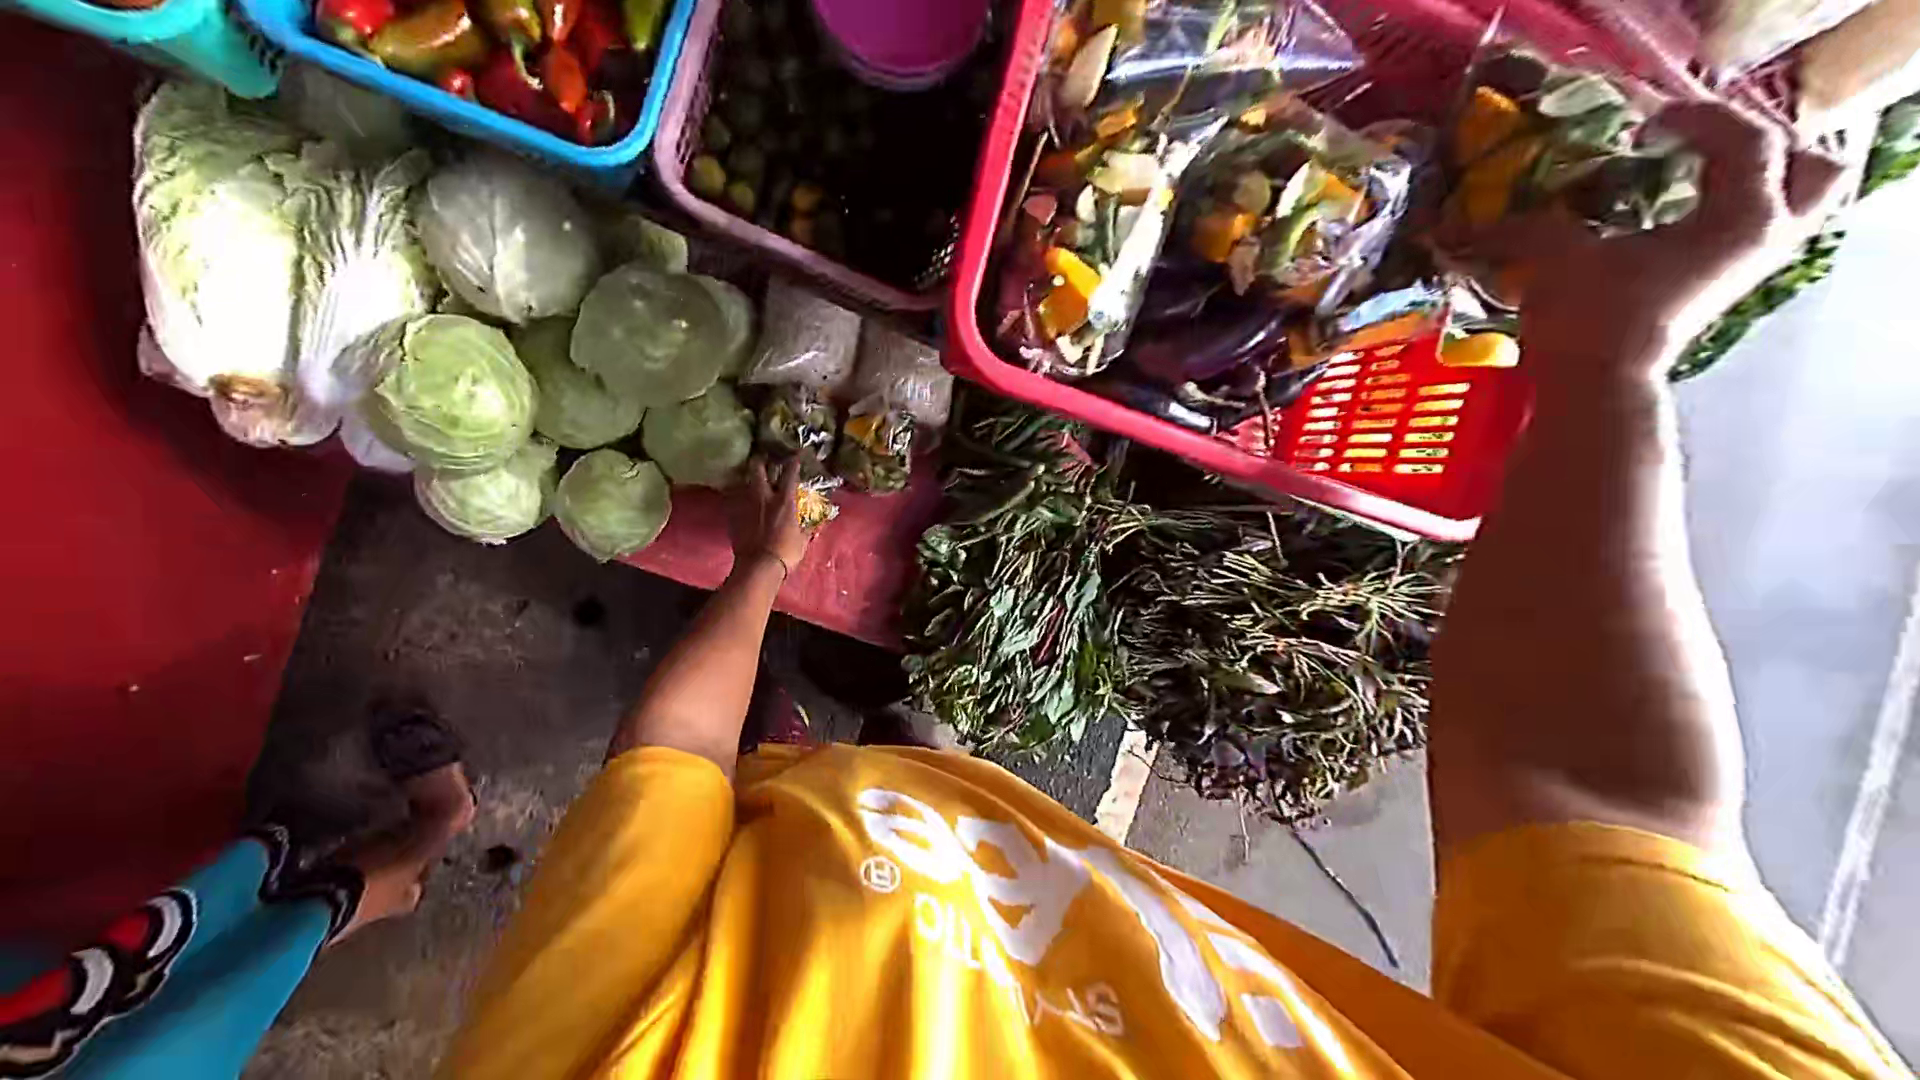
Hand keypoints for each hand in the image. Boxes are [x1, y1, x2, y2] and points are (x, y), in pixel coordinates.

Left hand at [728, 457, 814, 577]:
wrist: (759, 566)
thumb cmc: (786, 552)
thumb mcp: (802, 540)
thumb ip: (808, 529)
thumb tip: (817, 525)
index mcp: (784, 500)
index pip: (789, 474)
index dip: (793, 462)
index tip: (795, 455)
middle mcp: (763, 497)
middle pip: (758, 470)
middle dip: (760, 461)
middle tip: (763, 459)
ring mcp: (746, 505)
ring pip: (745, 484)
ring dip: (750, 480)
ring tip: (752, 480)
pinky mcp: (733, 516)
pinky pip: (736, 502)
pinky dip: (740, 500)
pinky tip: (743, 503)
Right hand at [1447, 101, 1847, 379]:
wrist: (1592, 387)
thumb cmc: (1589, 320)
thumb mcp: (1557, 260)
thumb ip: (1525, 229)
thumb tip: (1469, 225)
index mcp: (1739, 217)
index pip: (1743, 141)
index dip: (1696, 119)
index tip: (1643, 125)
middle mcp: (1761, 238)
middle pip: (1810, 168)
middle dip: (1765, 147)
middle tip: (1706, 144)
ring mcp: (1741, 269)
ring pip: (1786, 208)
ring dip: (1752, 185)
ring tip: (1697, 180)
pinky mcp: (1712, 293)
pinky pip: (1742, 239)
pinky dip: (1718, 221)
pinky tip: (1671, 224)